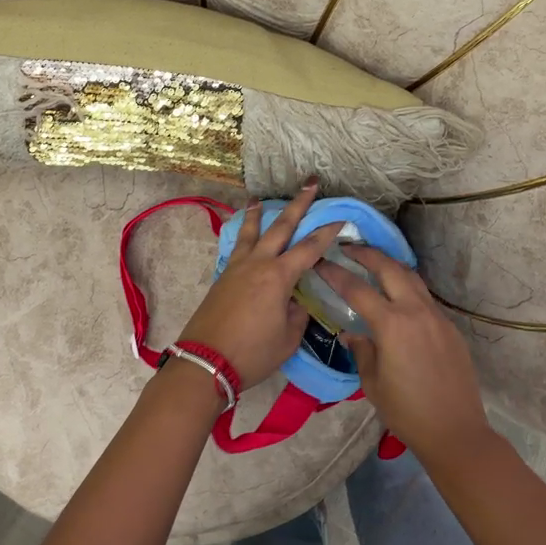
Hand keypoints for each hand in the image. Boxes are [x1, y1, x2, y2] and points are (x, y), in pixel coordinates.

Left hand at [177, 180, 343, 389]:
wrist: (204, 362)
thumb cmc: (252, 354)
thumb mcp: (287, 339)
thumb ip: (297, 315)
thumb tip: (295, 301)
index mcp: (279, 277)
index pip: (309, 248)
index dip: (327, 232)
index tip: (341, 218)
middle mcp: (258, 263)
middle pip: (281, 226)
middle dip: (298, 203)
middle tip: (310, 182)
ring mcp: (237, 267)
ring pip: (251, 231)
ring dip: (258, 212)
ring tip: (258, 197)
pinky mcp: (222, 277)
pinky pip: (237, 246)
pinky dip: (243, 234)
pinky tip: (243, 233)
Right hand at [318, 246, 494, 457]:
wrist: (455, 431)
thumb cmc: (407, 413)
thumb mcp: (373, 384)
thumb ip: (362, 352)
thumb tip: (353, 334)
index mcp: (392, 324)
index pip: (357, 289)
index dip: (336, 273)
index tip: (321, 262)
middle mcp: (415, 311)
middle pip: (389, 268)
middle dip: (367, 253)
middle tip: (348, 247)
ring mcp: (436, 316)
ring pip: (411, 277)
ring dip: (390, 265)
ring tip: (374, 262)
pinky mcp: (450, 326)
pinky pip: (425, 297)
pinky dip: (408, 287)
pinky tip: (399, 296)